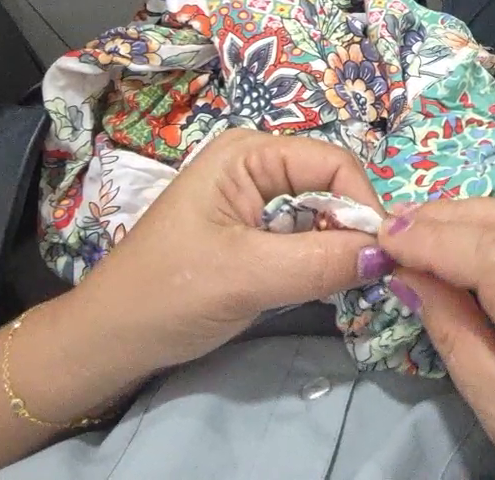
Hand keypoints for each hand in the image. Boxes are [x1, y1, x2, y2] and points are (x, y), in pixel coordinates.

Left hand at [71, 128, 390, 373]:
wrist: (107, 341)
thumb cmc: (168, 294)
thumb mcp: (247, 276)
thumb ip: (320, 261)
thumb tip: (387, 254)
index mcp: (249, 153)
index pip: (332, 163)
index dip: (363, 204)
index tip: (384, 255)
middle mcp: (256, 163)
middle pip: (330, 183)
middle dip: (351, 224)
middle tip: (369, 273)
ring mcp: (253, 195)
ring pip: (320, 209)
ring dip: (337, 242)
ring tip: (348, 280)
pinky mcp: (253, 227)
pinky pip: (304, 231)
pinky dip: (320, 254)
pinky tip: (324, 280)